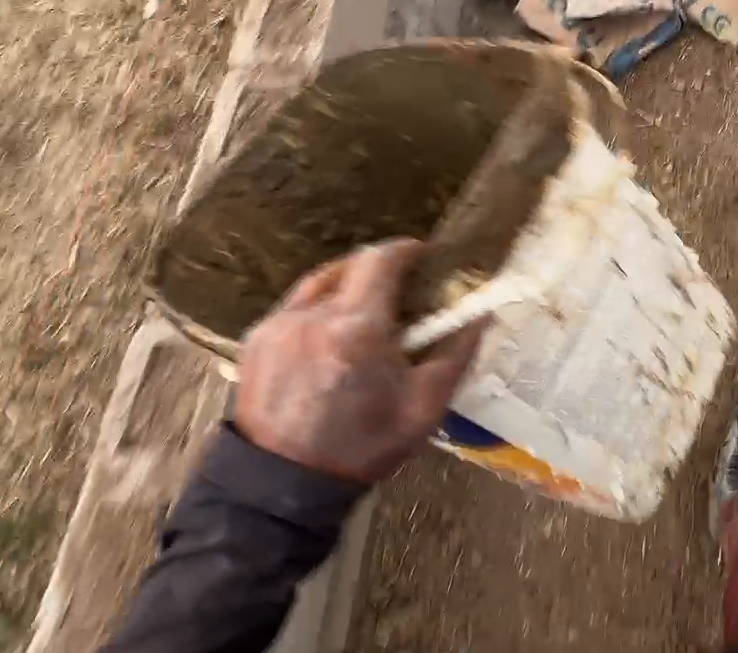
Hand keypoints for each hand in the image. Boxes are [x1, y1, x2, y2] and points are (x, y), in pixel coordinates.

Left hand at [233, 240, 483, 484]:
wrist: (281, 489)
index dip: (407, 249)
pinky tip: (332, 331)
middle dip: (381, 266)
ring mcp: (278, 325)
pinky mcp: (255, 340)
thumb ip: (457, 353)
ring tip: (367, 305)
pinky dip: (321, 305)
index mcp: (357, 327)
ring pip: (321, 281)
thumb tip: (482, 315)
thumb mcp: (425, 406)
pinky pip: (296, 304)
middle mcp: (313, 315)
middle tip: (402, 285)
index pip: (382, 259)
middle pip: (352, 264)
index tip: (424, 255)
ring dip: (350, 283)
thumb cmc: (363, 446)